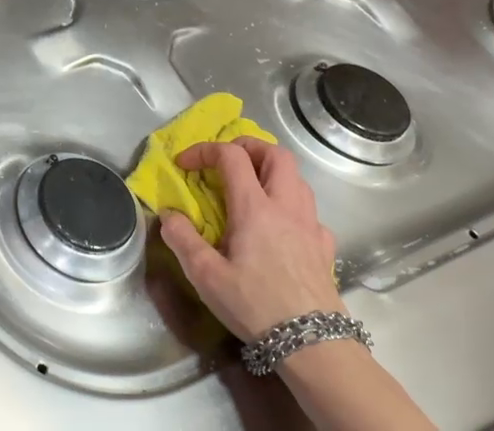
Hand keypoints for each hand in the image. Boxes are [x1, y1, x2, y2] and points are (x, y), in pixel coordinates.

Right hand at [158, 136, 343, 341]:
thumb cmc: (255, 306)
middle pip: (276, 154)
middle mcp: (287, 207)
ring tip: (250, 188)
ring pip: (297, 178)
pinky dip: (290, 204)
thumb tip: (169, 215)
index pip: (231, 156)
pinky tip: (279, 227)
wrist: (313, 346)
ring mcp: (311, 226)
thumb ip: (182, 239)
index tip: (185, 165)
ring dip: (271, 171)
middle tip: (226, 160)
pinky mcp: (325, 247)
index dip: (204, 150)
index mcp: (255, 208)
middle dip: (248, 147)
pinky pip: (309, 210)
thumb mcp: (205, 275)